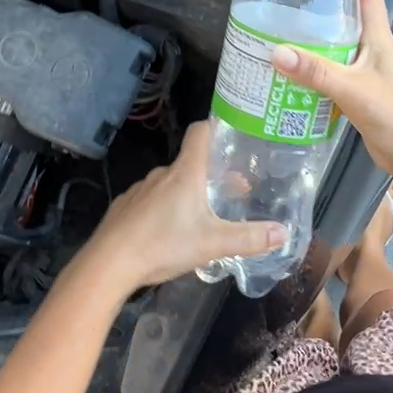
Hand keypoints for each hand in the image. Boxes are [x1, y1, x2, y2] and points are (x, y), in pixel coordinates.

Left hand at [75, 122, 286, 292]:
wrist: (107, 265)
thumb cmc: (163, 244)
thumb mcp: (213, 244)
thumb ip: (249, 238)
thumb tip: (284, 233)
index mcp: (185, 173)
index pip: (200, 132)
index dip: (216, 127)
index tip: (233, 136)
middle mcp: (162, 174)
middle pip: (190, 163)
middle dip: (211, 173)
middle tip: (231, 192)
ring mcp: (140, 190)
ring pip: (170, 184)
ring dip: (187, 193)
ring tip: (202, 217)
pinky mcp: (124, 208)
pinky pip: (151, 201)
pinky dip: (164, 209)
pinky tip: (169, 233)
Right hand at [270, 0, 392, 178]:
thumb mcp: (352, 90)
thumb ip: (316, 71)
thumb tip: (277, 51)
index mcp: (379, 40)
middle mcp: (374, 52)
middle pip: (348, 21)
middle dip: (320, 12)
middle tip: (286, 7)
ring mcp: (367, 75)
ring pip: (338, 50)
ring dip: (314, 45)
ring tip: (280, 38)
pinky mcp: (360, 96)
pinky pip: (334, 76)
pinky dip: (315, 74)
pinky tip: (292, 78)